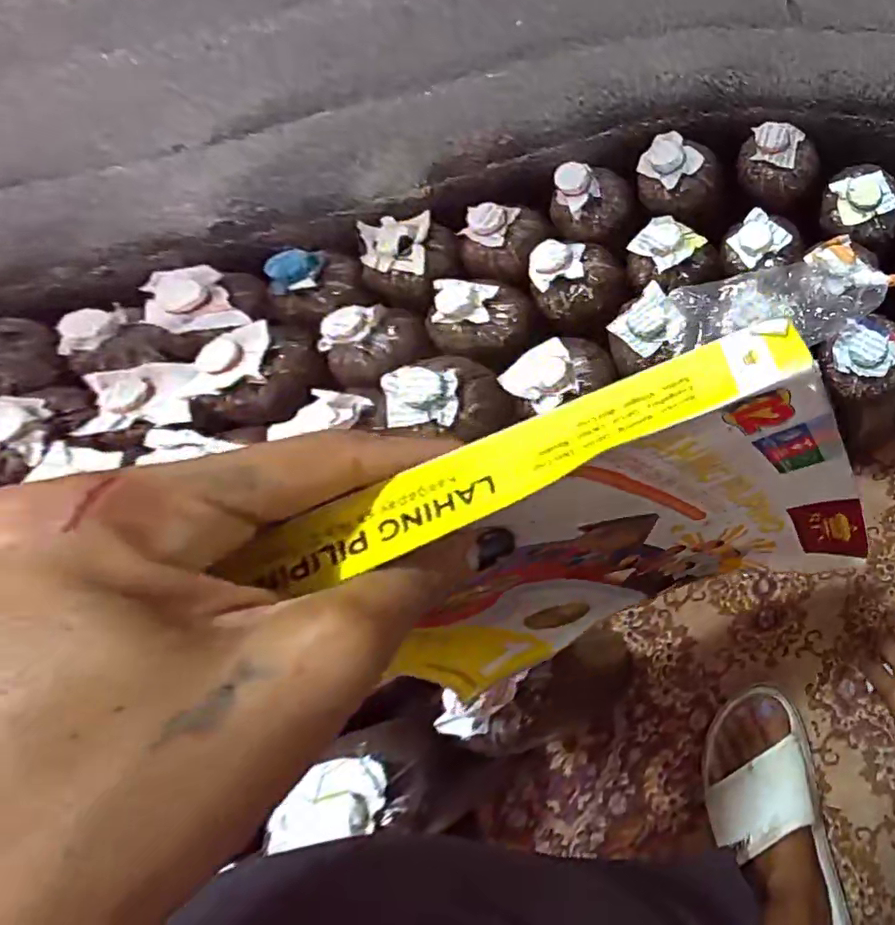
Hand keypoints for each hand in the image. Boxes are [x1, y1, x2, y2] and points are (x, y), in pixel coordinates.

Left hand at [0, 431, 470, 924]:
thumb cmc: (142, 791)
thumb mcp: (312, 667)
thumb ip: (410, 581)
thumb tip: (468, 540)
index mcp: (106, 515)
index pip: (310, 459)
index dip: (419, 462)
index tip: (492, 474)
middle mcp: (64, 528)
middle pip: (275, 502)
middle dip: (381, 521)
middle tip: (464, 534)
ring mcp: (46, 582)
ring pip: (245, 547)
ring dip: (339, 562)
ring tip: (416, 576)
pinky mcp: (50, 633)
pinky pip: (208, 590)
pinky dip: (287, 597)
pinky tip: (335, 620)